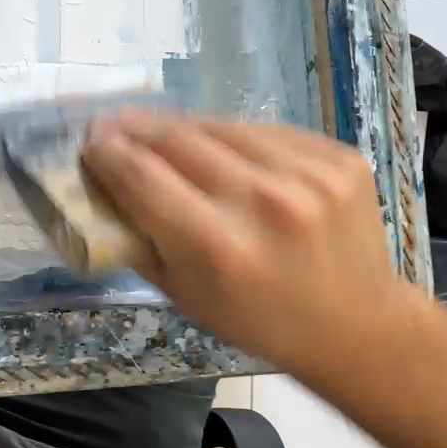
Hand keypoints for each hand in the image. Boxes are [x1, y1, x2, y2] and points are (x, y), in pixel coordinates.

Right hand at [83, 112, 424, 370]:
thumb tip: (102, 181)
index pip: (141, 175)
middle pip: (176, 140)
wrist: (356, 325)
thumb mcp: (180, 291)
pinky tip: (218, 148)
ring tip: (157, 130)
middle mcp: (263, 202)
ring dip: (179, 126)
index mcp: (216, 246)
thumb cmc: (254, 317)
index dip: (106, 153)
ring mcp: (308, 175)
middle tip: (110, 123)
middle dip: (135, 128)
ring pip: (219, 126)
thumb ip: (139, 235)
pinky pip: (263, 131)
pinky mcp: (337, 158)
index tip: (89, 144)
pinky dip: (230, 136)